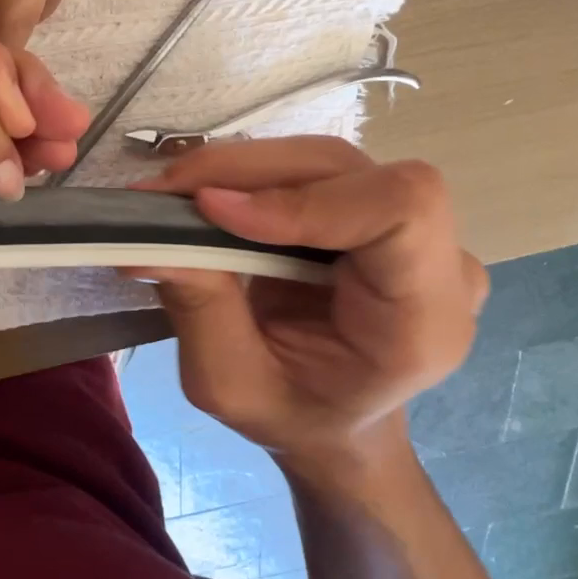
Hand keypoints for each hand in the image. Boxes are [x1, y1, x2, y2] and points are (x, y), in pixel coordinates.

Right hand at [126, 137, 489, 469]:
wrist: (330, 418)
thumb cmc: (288, 414)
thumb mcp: (226, 384)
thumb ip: (198, 311)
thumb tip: (144, 245)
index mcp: (419, 320)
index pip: (400, 211)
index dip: (302, 198)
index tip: (211, 210)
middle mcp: (433, 260)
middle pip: (347, 170)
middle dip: (245, 171)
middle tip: (160, 194)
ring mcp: (408, 229)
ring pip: (321, 160)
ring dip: (236, 168)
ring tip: (168, 195)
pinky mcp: (368, 210)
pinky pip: (307, 172)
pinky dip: (243, 175)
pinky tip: (198, 197)